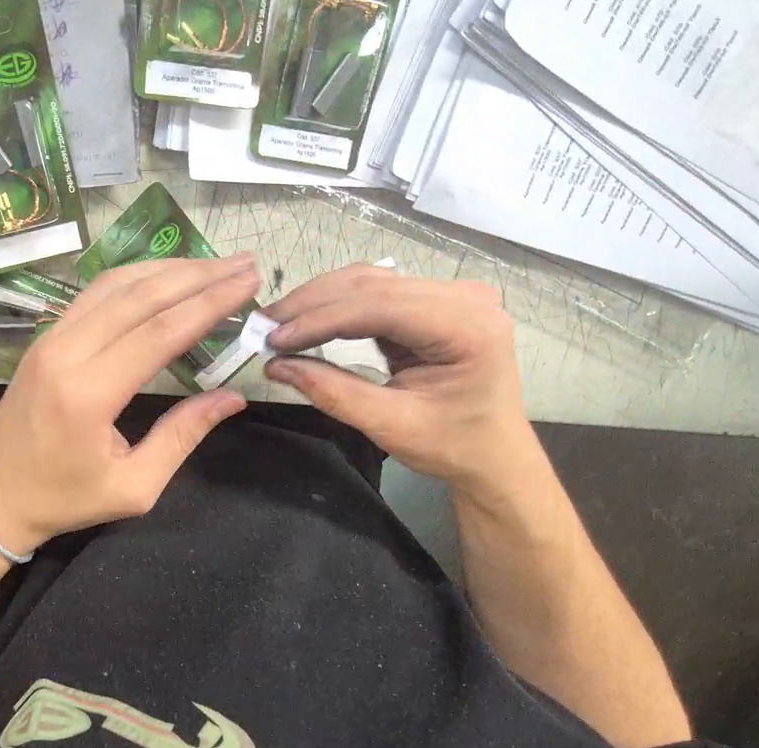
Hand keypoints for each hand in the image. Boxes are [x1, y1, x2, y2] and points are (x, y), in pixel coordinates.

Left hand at [0, 256, 259, 553]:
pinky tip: (164, 277)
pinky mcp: (43, 340)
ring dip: (167, 270)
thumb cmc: (64, 501)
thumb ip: (182, 437)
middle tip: (245, 264)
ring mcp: (48, 341)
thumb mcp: (133, 486)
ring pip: (114, 286)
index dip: (209, 303)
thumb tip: (233, 398)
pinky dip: (134, 280)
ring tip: (214, 265)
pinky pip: (93, 295)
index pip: (159, 332)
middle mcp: (65, 354)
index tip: (248, 282)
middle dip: (198, 276)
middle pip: (140, 297)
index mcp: (88, 394)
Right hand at [260, 264, 542, 505]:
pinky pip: (379, 294)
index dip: (322, 319)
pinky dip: (339, 307)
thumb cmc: (451, 446)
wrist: (493, 454)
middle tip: (265, 327)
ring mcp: (452, 295)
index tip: (274, 339)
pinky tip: (307, 322)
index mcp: (467, 327)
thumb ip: (334, 392)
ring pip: (372, 282)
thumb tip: (277, 366)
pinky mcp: (435, 303)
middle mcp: (464, 297)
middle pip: (375, 285)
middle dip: (314, 304)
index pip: (381, 306)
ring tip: (279, 324)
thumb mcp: (390, 425)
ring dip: (321, 300)